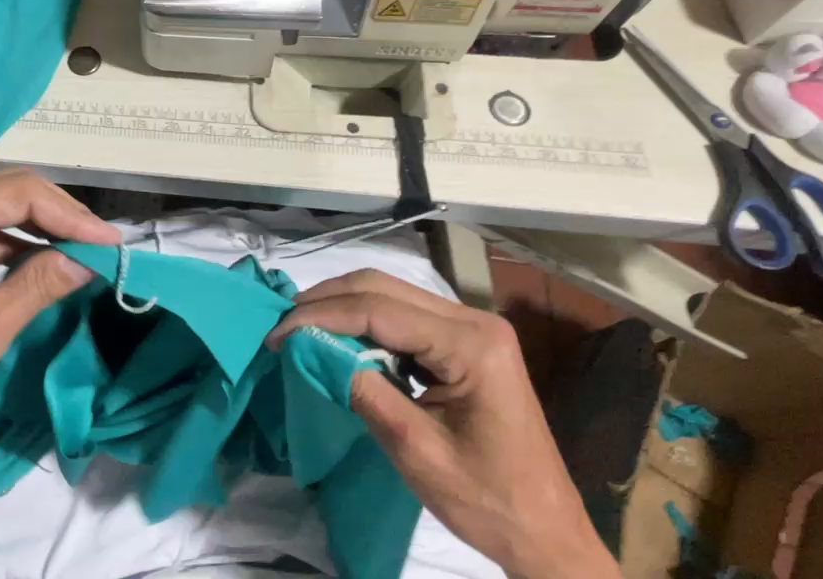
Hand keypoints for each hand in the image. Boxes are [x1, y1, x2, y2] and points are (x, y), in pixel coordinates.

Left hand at [0, 169, 121, 450]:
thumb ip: (39, 285)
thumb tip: (90, 259)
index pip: (19, 192)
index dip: (70, 214)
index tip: (111, 242)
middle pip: (8, 191)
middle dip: (59, 216)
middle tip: (104, 245)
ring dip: (39, 229)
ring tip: (86, 251)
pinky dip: (13, 245)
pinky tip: (47, 261)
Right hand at [269, 271, 620, 578]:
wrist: (547, 536)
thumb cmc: (486, 501)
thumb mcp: (414, 448)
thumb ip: (362, 387)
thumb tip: (309, 347)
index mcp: (472, 344)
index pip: (377, 310)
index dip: (320, 317)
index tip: (275, 335)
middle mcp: (475, 321)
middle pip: (382, 287)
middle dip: (325, 302)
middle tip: (281, 326)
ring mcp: (473, 329)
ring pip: (390, 294)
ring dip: (341, 308)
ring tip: (300, 331)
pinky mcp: (466, 342)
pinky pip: (404, 316)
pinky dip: (365, 323)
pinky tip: (339, 341)